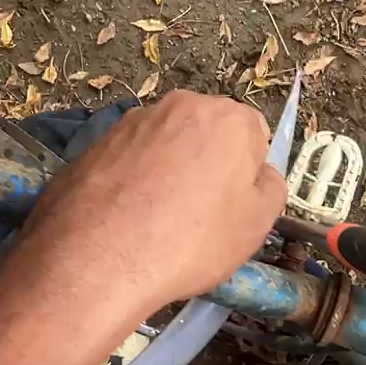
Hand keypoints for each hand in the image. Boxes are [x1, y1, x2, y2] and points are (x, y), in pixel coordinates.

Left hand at [6, 90, 285, 315]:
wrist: (97, 259)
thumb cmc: (192, 240)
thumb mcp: (258, 223)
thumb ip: (271, 187)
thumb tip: (259, 174)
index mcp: (228, 116)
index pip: (253, 134)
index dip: (247, 172)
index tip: (233, 205)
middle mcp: (181, 105)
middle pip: (207, 132)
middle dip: (207, 163)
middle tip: (198, 213)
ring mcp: (133, 120)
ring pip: (165, 144)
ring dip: (168, 169)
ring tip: (156, 219)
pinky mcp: (94, 142)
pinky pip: (128, 159)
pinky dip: (132, 179)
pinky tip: (125, 218)